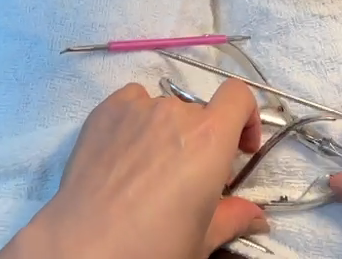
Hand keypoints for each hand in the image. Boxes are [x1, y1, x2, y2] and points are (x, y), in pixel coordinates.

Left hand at [0, 80, 268, 258]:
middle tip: (186, 183)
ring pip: (164, 110)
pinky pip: (133, 103)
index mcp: (209, 140)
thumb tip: (256, 215)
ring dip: (166, 134)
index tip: (240, 148)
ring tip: (146, 173)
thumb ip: (231, 218)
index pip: (238, 97)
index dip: (246, 117)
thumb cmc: (152, 249)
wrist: (85, 247)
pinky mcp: (106, 108)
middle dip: (200, 142)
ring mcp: (138, 106)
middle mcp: (176, 112)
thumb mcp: (201, 242)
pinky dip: (136, 120)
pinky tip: (124, 154)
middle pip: (199, 114)